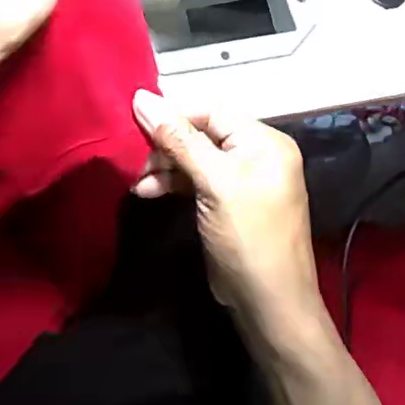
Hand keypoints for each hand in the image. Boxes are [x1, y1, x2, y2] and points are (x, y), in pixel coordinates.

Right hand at [132, 90, 324, 339]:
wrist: (270, 306)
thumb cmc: (248, 237)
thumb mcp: (214, 184)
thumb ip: (179, 141)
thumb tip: (142, 98)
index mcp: (264, 141)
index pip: (213, 110)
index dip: (174, 113)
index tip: (134, 119)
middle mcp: (256, 153)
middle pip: (202, 132)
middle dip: (167, 144)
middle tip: (136, 161)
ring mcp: (242, 178)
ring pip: (195, 157)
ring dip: (165, 166)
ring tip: (138, 182)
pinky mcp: (228, 201)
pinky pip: (197, 179)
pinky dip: (173, 183)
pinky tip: (147, 191)